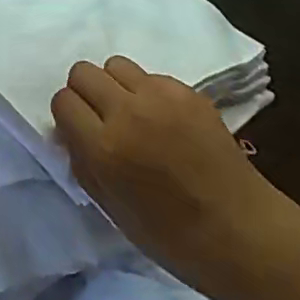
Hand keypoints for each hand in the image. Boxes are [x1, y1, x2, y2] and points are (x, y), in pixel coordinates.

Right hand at [51, 56, 299, 298]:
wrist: (236, 226)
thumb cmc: (168, 234)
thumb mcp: (110, 207)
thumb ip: (84, 162)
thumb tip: (71, 132)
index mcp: (104, 148)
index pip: (63, 100)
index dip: (67, 115)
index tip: (77, 129)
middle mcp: (128, 111)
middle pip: (84, 72)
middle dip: (84, 92)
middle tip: (99, 117)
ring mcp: (161, 96)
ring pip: (117, 64)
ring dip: (115, 85)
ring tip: (131, 113)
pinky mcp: (188, 90)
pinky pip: (152, 76)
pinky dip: (147, 91)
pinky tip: (163, 119)